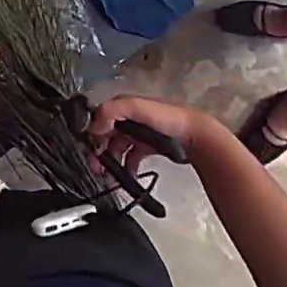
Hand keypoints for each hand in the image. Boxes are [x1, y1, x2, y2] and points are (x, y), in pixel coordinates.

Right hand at [88, 94, 224, 173]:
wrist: (196, 136)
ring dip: (111, 163)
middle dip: (99, 152)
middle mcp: (130, 118)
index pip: (100, 119)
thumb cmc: (166, 119)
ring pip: (118, 149)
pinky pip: (132, 158)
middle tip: (97, 170)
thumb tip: (93, 127)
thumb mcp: (137, 107)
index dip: (93, 134)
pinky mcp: (149, 147)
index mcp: (125, 106)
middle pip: (107, 136)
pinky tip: (127, 177)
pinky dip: (127, 167)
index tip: (90, 151)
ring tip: (110, 179)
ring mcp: (140, 133)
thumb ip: (112, 111)